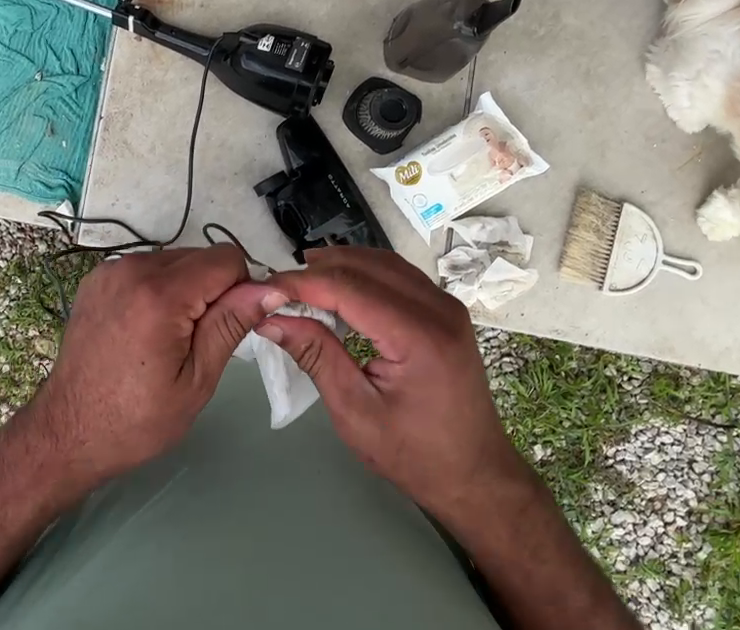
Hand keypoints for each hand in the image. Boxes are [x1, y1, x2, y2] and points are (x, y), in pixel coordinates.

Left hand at [22, 245, 276, 485]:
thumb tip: (271, 289)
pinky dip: (159, 289)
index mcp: (160, 294)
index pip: (226, 258)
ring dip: (186, 288)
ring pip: (174, 259)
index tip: (232, 324)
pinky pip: (146, 268)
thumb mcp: (197, 379)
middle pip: (199, 256)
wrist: (68, 430)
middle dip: (212, 289)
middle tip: (199, 340)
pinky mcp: (97, 277)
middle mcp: (132, 268)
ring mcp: (110, 270)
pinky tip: (148, 328)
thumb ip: (231, 324)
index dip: (242, 287)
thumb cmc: (137, 419)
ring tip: (171, 337)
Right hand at [259, 247, 529, 525]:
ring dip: (339, 266)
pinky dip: (362, 273)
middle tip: (276, 288)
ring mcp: (446, 306)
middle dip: (317, 270)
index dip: (302, 283)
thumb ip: (315, 356)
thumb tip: (270, 318)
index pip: (348, 287)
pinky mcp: (445, 311)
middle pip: (365, 266)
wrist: (476, 475)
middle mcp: (438, 309)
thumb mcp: (354, 412)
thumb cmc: (414, 454)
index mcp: (419, 336)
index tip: (264, 289)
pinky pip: (397, 274)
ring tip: (299, 284)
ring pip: (382, 263)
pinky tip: (337, 288)